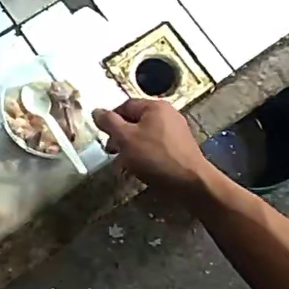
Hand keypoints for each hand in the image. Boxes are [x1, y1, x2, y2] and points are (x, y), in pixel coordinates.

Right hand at [93, 99, 210, 195]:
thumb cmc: (155, 157)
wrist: (191, 183)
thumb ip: (108, 122)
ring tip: (125, 164)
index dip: (110, 120)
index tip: (104, 137)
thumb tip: (96, 111)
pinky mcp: (181, 148)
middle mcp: (168, 115)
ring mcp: (176, 131)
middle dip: (120, 136)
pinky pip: (156, 146)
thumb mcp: (125, 138)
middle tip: (112, 151)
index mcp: (155, 107)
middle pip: (135, 121)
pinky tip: (141, 168)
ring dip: (131, 148)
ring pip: (144, 135)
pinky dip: (145, 155)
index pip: (124, 106)